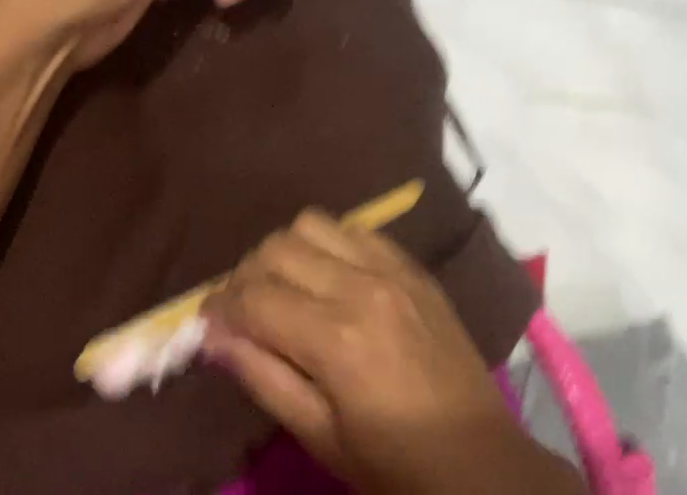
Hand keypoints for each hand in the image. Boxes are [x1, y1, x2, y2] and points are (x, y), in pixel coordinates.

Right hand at [203, 214, 538, 494]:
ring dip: (285, 251)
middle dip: (245, 276)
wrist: (480, 462)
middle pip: (276, 249)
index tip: (206, 322)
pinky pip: (354, 229)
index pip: (253, 299)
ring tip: (285, 286)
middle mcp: (360, 288)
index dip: (218, 307)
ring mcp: (391, 269)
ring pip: (311, 224)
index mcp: (336, 340)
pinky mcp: (412, 266)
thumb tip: (212, 335)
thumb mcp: (318, 434)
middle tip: (243, 309)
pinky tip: (327, 276)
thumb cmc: (393, 461)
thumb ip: (261, 376)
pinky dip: (327, 244)